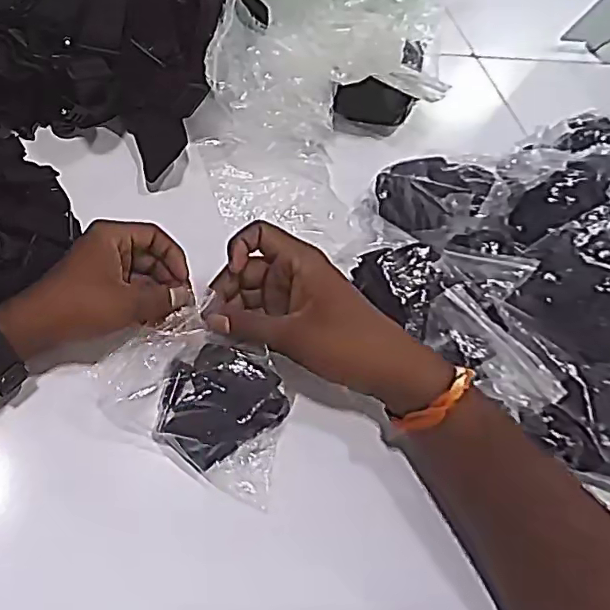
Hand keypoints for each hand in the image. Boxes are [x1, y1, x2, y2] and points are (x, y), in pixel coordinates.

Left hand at [0, 220, 192, 357]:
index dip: (173, 257)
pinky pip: (125, 286)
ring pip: (137, 273)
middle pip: (148, 255)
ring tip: (167, 312)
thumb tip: (179, 296)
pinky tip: (149, 317)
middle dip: (166, 278)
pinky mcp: (94, 284)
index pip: (155, 236)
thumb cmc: (72, 304)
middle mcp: (103, 246)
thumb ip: (161, 297)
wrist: (39, 324)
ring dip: (154, 292)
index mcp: (110, 236)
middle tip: (179, 300)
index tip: (183, 279)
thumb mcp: (127, 302)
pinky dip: (139, 299)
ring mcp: (98, 265)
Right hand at [206, 221, 452, 414]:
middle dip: (229, 286)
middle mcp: (298, 273)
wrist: (393, 374)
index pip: (258, 235)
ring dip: (236, 307)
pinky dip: (249, 319)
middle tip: (216, 311)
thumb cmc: (359, 345)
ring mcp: (297, 295)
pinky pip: (264, 309)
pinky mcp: (298, 316)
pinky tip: (240, 334)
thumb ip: (246, 325)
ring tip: (225, 327)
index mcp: (301, 262)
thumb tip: (216, 318)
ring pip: (253, 290)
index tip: (230, 273)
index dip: (237, 249)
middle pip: (249, 266)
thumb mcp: (292, 335)